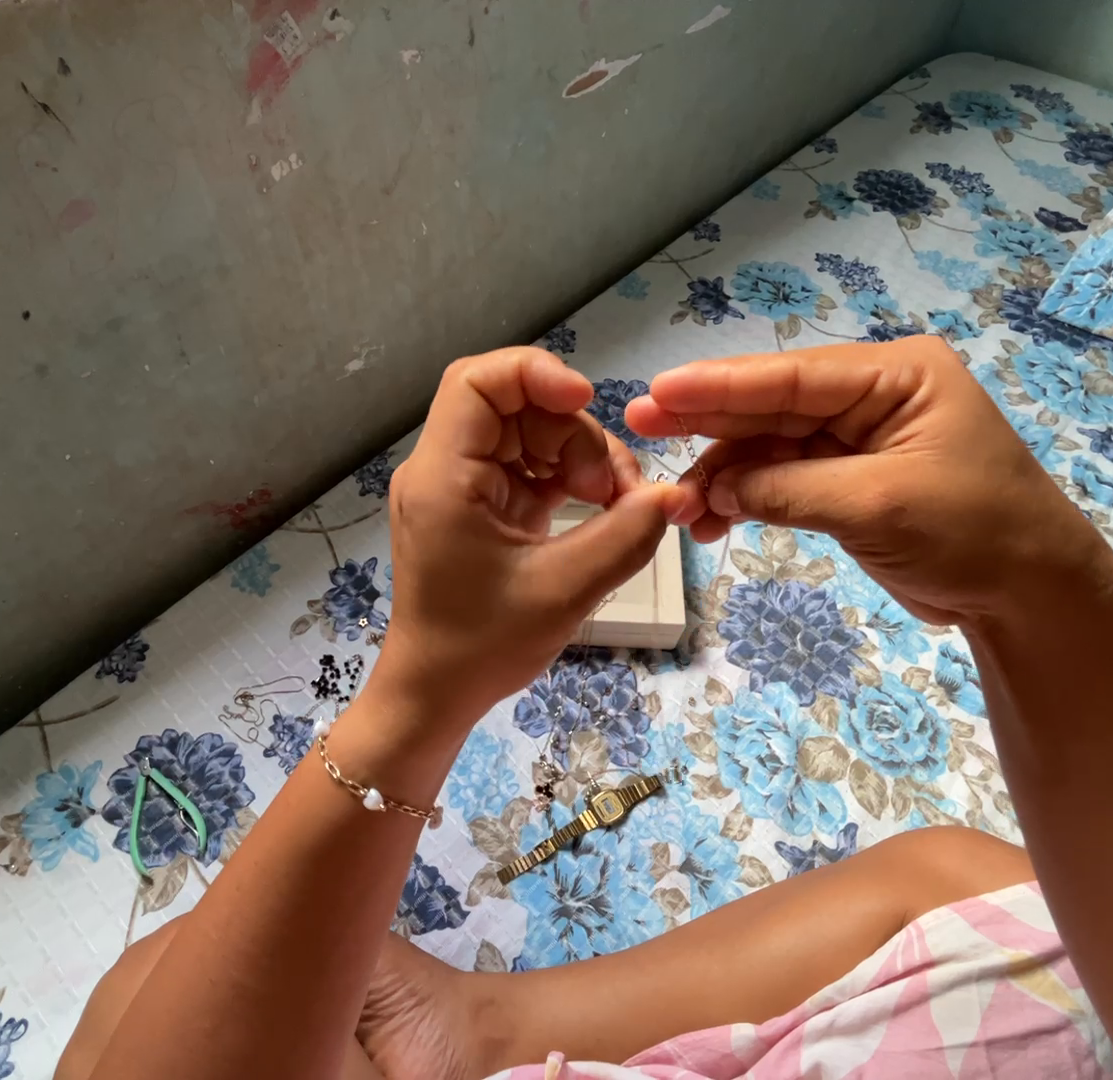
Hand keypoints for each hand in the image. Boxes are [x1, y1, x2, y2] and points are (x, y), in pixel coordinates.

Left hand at [376, 347, 691, 723]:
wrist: (437, 691)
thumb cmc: (483, 645)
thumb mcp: (563, 590)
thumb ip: (625, 536)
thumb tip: (676, 495)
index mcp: (443, 475)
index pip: (477, 382)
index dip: (536, 375)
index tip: (587, 405)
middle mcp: (444, 468)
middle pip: (516, 408)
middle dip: (576, 437)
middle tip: (616, 494)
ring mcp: (463, 486)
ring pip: (530, 435)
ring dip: (580, 459)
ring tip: (613, 509)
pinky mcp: (482, 505)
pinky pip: (529, 467)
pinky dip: (568, 480)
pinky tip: (597, 511)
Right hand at [625, 338, 1111, 626]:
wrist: (1028, 597)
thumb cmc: (972, 535)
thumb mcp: (876, 505)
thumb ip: (788, 489)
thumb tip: (718, 489)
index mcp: (893, 377)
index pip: (790, 377)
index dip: (718, 385)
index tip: (658, 391)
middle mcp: (869, 398)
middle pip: (771, 406)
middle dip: (707, 421)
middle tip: (640, 424)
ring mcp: (853, 440)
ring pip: (767, 447)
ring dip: (722, 476)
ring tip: (679, 507)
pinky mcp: (842, 480)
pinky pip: (779, 480)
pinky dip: (745, 500)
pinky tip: (711, 521)